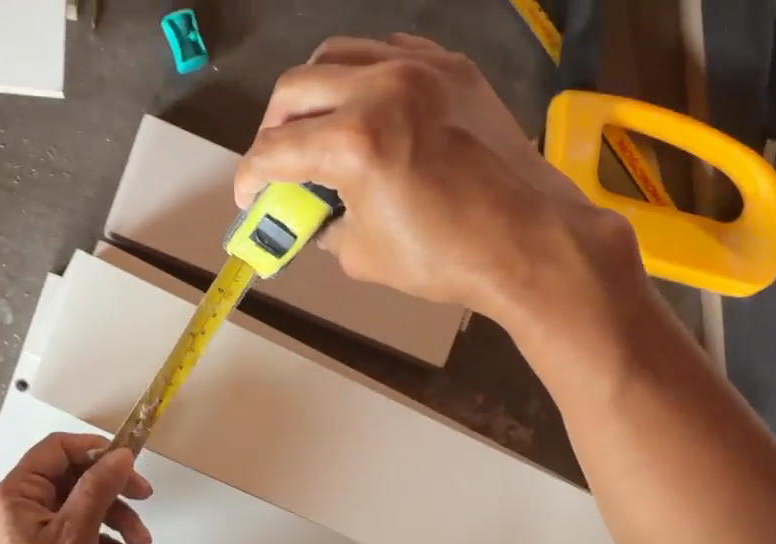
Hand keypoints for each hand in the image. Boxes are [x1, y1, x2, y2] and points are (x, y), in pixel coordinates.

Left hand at [0, 434, 152, 543]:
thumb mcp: (76, 532)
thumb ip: (99, 488)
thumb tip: (123, 453)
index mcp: (19, 492)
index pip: (57, 449)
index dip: (93, 450)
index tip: (129, 461)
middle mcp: (28, 505)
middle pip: (78, 478)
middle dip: (114, 492)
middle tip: (146, 498)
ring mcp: (43, 529)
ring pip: (89, 507)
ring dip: (119, 522)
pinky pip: (89, 534)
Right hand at [234, 34, 642, 349]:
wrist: (528, 238)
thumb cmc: (443, 259)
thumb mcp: (361, 254)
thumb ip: (325, 223)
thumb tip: (310, 215)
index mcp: (354, 143)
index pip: (274, 152)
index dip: (249, 178)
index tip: (247, 196)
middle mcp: (381, 90)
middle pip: (294, 91)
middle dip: (272, 130)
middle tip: (276, 161)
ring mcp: (419, 70)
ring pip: (336, 57)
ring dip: (312, 93)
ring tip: (315, 126)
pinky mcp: (450, 67)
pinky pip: (387, 52)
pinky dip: (361, 76)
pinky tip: (363, 106)